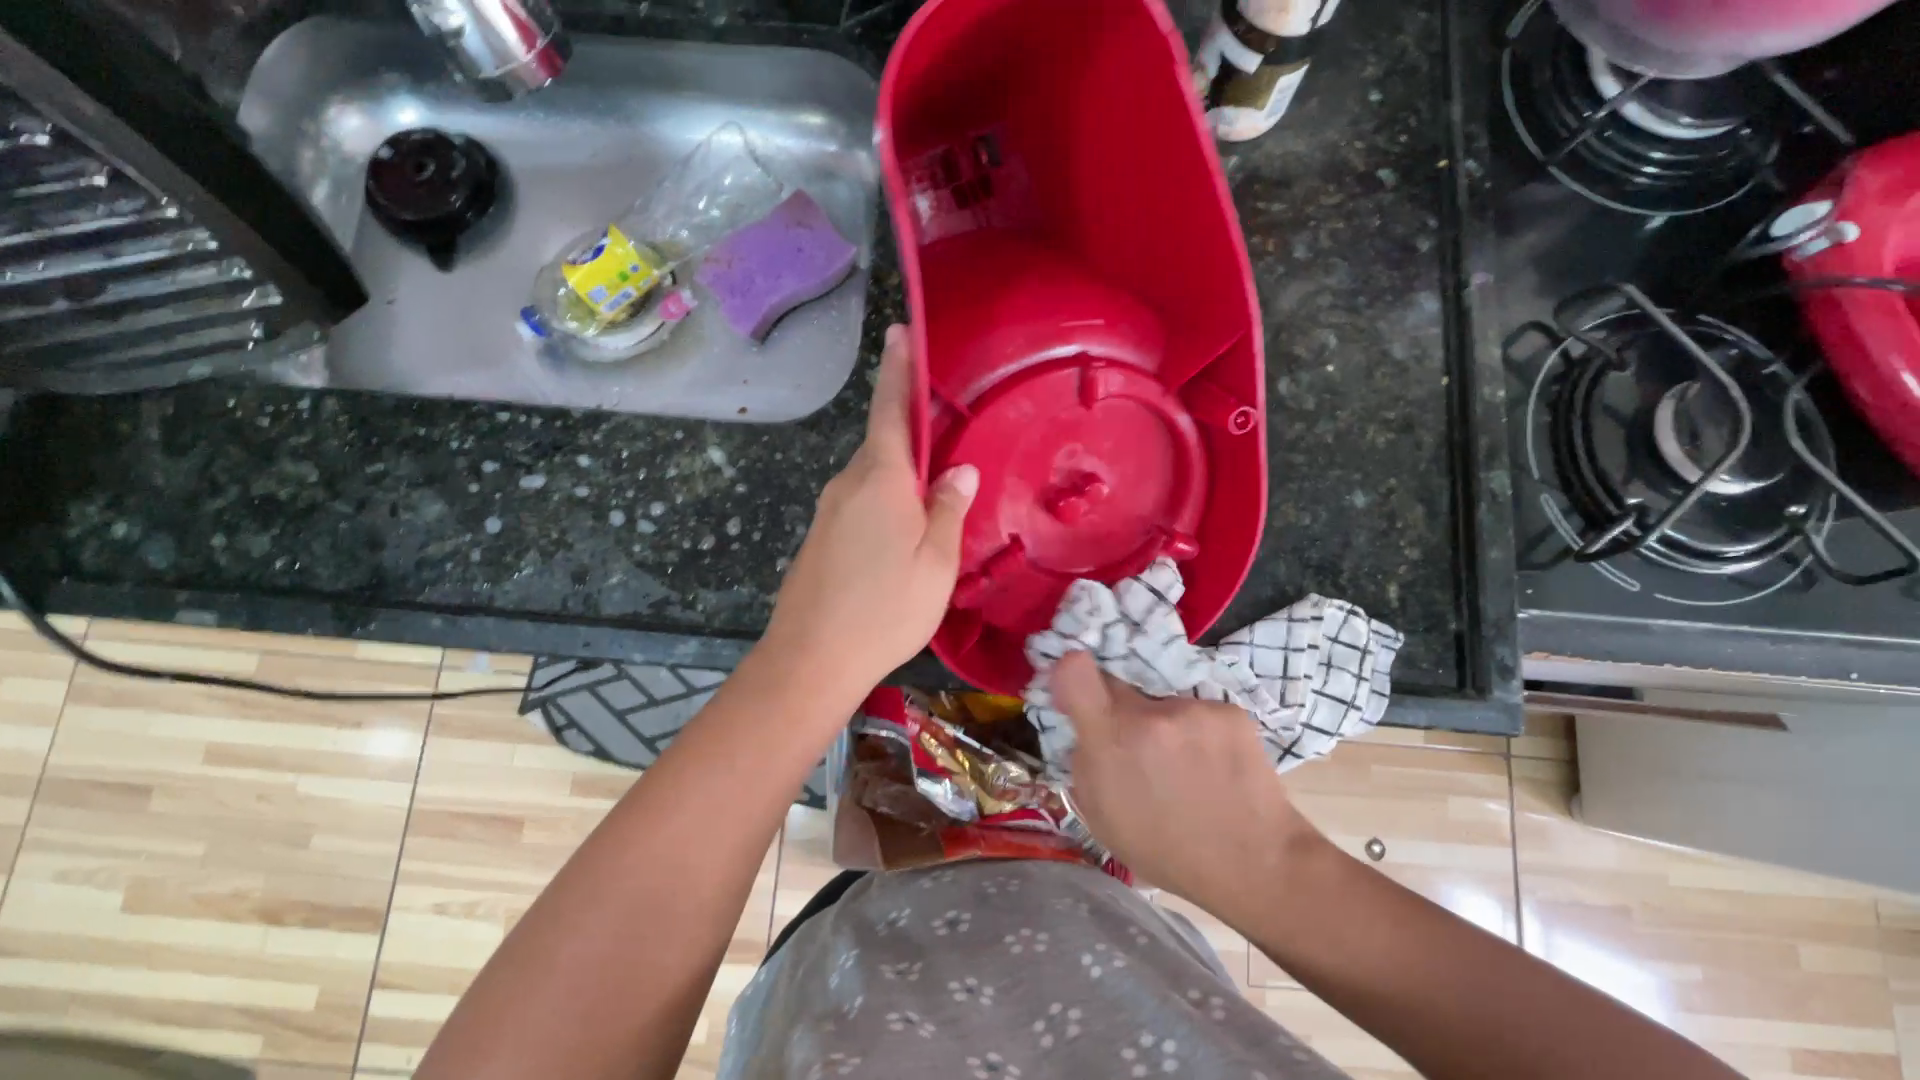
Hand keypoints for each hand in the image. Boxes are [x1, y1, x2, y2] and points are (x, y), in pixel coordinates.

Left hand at [762, 324, 979, 692]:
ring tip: (935, 490)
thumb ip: (948, 512)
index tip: (899, 331)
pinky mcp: (821, 537)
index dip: (897, 370)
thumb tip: (958, 472)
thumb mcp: (935, 564)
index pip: (890, 410)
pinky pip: (861, 502)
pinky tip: (904, 530)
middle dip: (912, 429)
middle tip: (948, 429)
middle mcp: (848, 484)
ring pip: (873, 476)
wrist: (810, 659)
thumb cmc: (883, 611)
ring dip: (902, 473)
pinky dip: (886, 500)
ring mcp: (829, 511)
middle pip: (883, 443)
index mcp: (880, 480)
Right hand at [1053, 651, 1326, 924]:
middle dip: (1121, 708)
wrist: (1252, 863)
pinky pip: (1200, 711)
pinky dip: (1201, 732)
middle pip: (1121, 684)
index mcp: (1110, 740)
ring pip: (1164, 702)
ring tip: (1186, 766)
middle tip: (1137, 743)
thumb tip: (1084, 726)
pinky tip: (1214, 766)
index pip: (1075, 670)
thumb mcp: (1100, 814)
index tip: (1080, 692)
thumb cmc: (1164, 851)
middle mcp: (1150, 714)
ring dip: (1166, 724)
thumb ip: (1085, 758)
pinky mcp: (1230, 711)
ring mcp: (1194, 710)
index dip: (1072, 674)